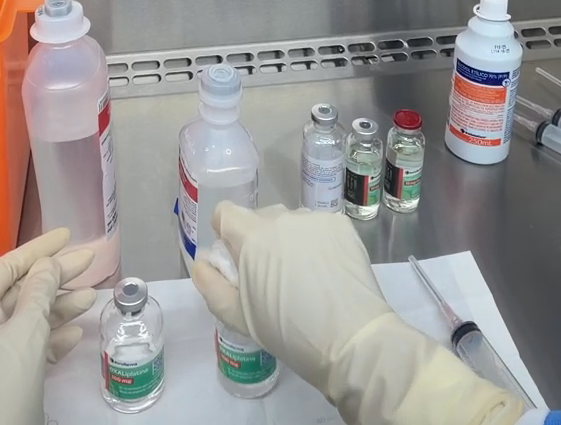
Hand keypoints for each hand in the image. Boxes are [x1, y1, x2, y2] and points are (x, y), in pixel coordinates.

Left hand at [0, 228, 96, 424]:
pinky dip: (55, 336)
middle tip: (90, 260)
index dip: (38, 249)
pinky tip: (77, 331)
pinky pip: (34, 346)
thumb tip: (47, 264)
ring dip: (61, 306)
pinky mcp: (10, 378)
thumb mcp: (26, 330)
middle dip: (56, 276)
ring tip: (93, 297)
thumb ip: (39, 291)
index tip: (67, 235)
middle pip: (22, 291)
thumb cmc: (5, 382)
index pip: (7, 268)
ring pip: (31, 318)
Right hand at [191, 204, 525, 424]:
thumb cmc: (298, 337)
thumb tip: (199, 258)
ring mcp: (318, 218)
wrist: (361, 345)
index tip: (236, 258)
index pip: (227, 214)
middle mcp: (286, 215)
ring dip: (293, 244)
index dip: (228, 234)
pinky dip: (319, 244)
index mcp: (256, 235)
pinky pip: (319, 227)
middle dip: (263, 242)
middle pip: (261, 218)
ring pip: (293, 222)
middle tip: (278, 282)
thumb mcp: (244, 319)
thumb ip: (215, 284)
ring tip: (309, 284)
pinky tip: (331, 276)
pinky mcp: (344, 227)